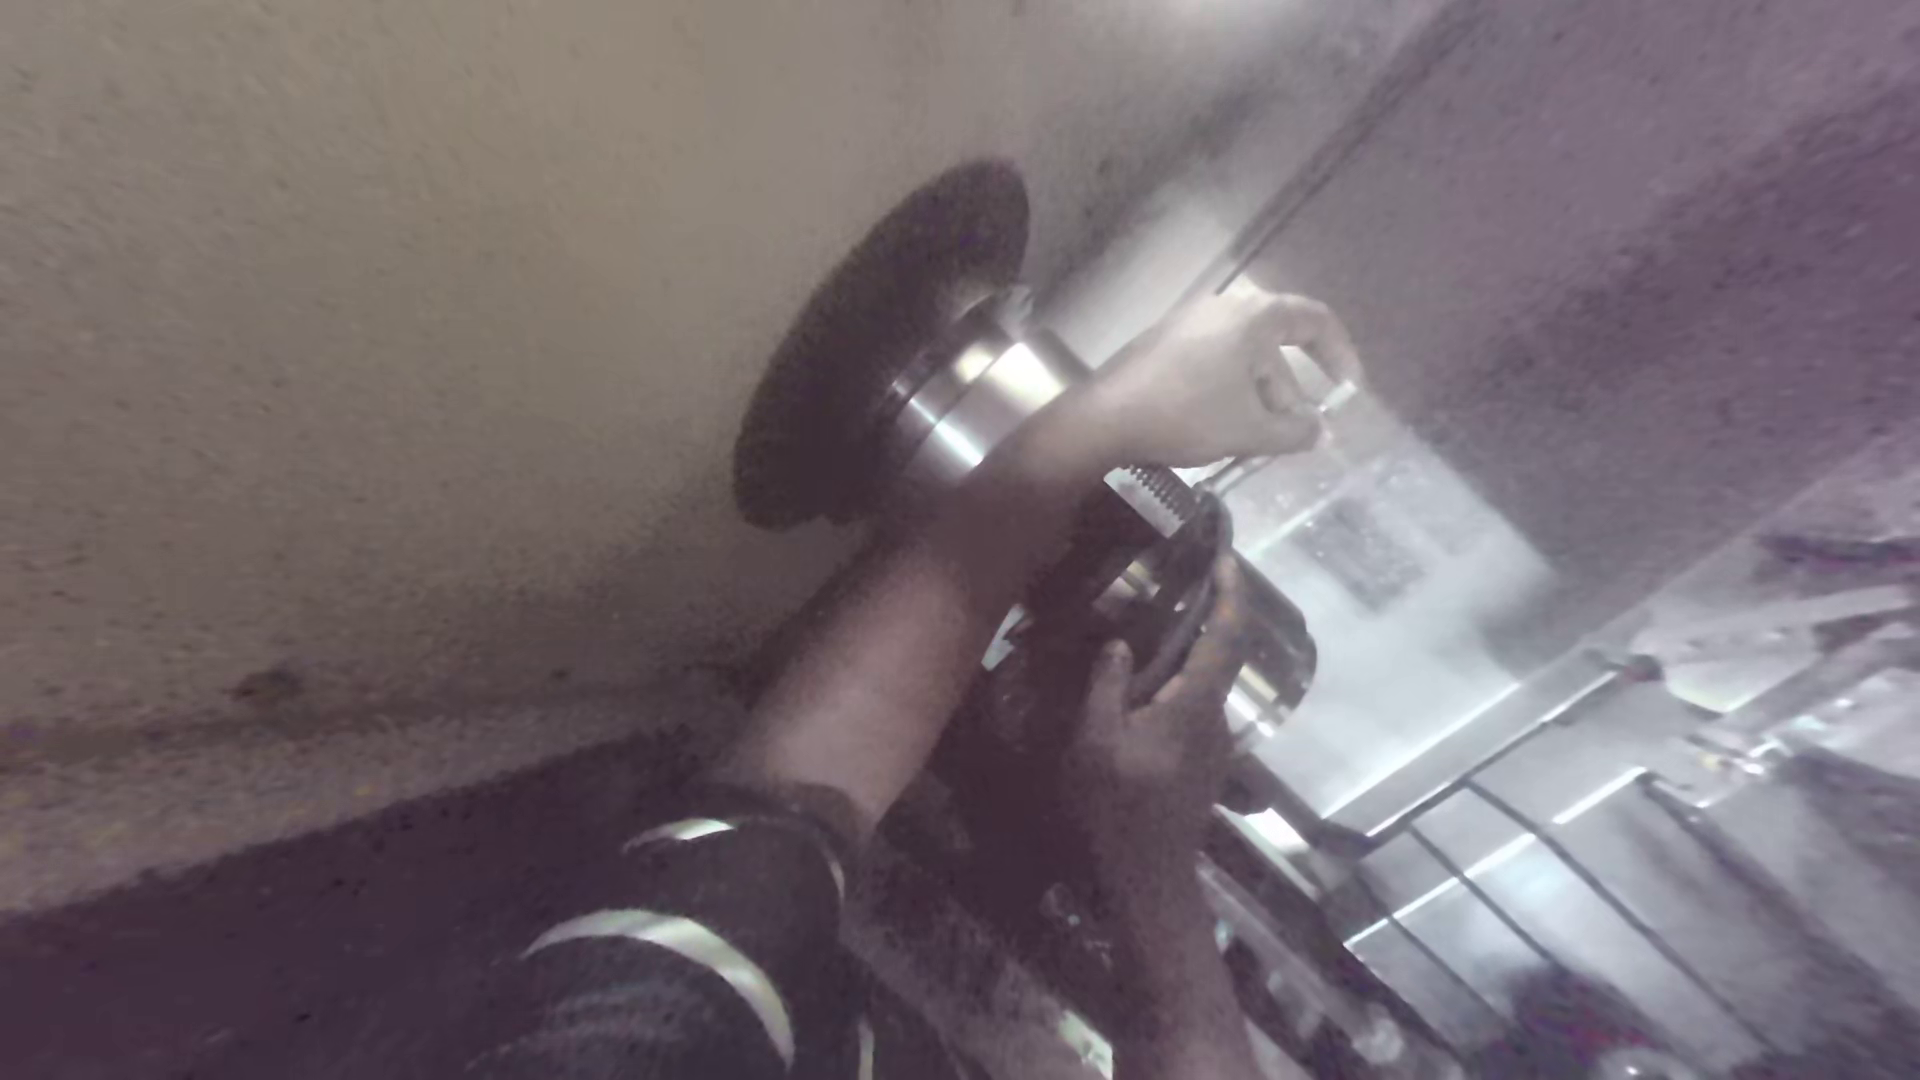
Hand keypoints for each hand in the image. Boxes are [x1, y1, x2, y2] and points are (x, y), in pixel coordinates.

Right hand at [1064, 557, 1252, 890]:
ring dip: (1199, 639)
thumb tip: (1121, 642)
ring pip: (1212, 675)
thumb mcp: (1096, 742)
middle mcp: (1214, 716)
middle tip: (1187, 575)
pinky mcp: (1204, 752)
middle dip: (1218, 607)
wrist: (1148, 874)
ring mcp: (1214, 737)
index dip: (1231, 594)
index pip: (1225, 638)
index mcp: (1193, 705)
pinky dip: (1187, 668)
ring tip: (1165, 613)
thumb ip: (1108, 687)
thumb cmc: (1117, 806)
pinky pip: (1199, 695)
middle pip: (1226, 651)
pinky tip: (1153, 669)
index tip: (1227, 558)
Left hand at [1086, 285, 1361, 467]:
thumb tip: (1322, 434)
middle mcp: (1219, 310)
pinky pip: (1207, 367)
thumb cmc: (1185, 415)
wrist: (1103, 419)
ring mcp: (1183, 326)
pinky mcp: (1158, 348)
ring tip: (1255, 442)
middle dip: (1288, 395)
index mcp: (1251, 316)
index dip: (1340, 355)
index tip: (1348, 391)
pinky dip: (1223, 394)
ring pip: (1237, 363)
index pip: (1313, 321)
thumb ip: (1294, 432)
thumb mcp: (1247, 430)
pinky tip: (1217, 430)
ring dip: (1254, 401)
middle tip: (1292, 436)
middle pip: (1271, 350)